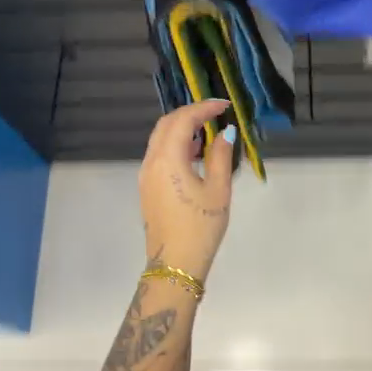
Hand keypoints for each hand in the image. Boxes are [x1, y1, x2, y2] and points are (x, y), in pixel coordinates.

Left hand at [139, 100, 236, 278]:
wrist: (175, 264)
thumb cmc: (200, 227)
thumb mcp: (218, 191)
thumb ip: (220, 156)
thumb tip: (226, 133)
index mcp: (167, 159)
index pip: (183, 120)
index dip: (204, 108)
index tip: (225, 106)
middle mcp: (151, 162)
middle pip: (166, 125)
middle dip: (190, 114)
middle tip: (215, 114)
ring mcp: (145, 175)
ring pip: (160, 139)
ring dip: (182, 129)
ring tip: (208, 133)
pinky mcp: (147, 187)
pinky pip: (159, 154)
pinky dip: (176, 145)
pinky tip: (195, 155)